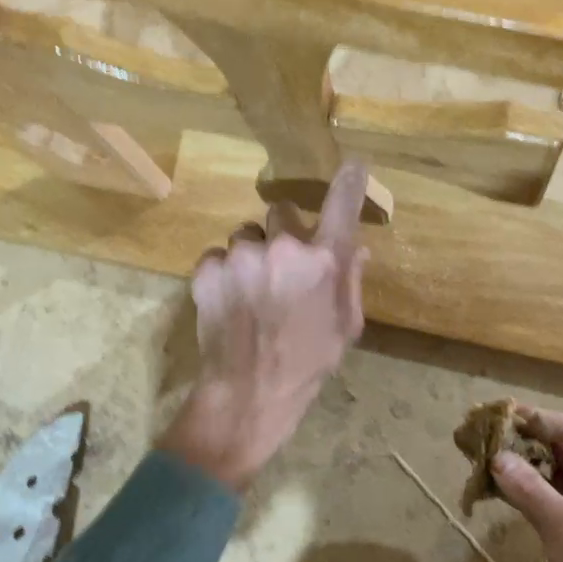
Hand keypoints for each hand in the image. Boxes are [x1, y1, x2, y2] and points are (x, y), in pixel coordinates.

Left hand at [159, 161, 371, 489]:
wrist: (248, 395)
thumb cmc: (308, 364)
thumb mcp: (345, 326)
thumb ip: (350, 280)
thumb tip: (356, 248)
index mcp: (323, 260)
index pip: (341, 205)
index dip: (349, 181)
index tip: (353, 165)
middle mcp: (281, 247)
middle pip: (281, 213)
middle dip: (283, 234)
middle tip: (283, 268)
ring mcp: (239, 256)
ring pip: (245, 235)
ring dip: (251, 255)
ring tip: (253, 291)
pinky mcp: (206, 270)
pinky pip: (218, 256)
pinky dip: (224, 273)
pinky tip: (231, 301)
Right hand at [492, 406, 562, 561]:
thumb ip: (529, 489)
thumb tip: (496, 457)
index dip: (533, 420)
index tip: (494, 415)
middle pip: (558, 450)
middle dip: (521, 443)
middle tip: (480, 439)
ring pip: (550, 475)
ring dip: (519, 468)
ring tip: (480, 461)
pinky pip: (547, 500)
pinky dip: (523, 493)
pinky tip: (494, 491)